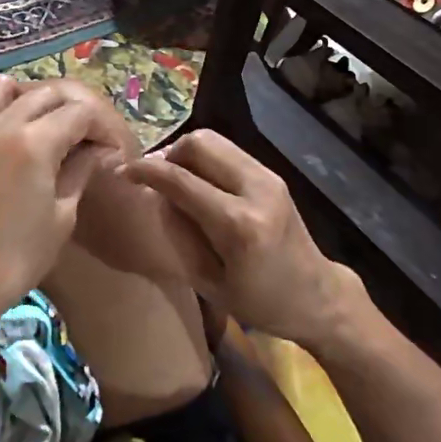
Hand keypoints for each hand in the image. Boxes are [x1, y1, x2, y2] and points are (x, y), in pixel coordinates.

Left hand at [0, 76, 127, 343]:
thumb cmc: (16, 257)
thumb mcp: (61, 217)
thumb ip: (80, 172)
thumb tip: (98, 151)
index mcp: (35, 142)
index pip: (79, 112)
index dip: (102, 127)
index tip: (110, 150)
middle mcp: (2, 123)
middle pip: (47, 93)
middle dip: (73, 109)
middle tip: (87, 138)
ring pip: (8, 87)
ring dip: (33, 98)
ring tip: (47, 128)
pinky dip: (3, 107)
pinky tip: (15, 137)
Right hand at [119, 130, 361, 344]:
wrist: (317, 296)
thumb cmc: (260, 301)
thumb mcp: (209, 281)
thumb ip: (180, 233)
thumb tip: (156, 196)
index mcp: (239, 225)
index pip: (181, 180)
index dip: (145, 170)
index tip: (123, 172)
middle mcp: (256, 190)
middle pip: (198, 144)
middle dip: (167, 154)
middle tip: (154, 179)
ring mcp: (268, 178)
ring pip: (212, 140)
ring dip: (184, 153)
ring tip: (174, 180)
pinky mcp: (271, 174)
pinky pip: (226, 151)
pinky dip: (202, 158)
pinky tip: (196, 182)